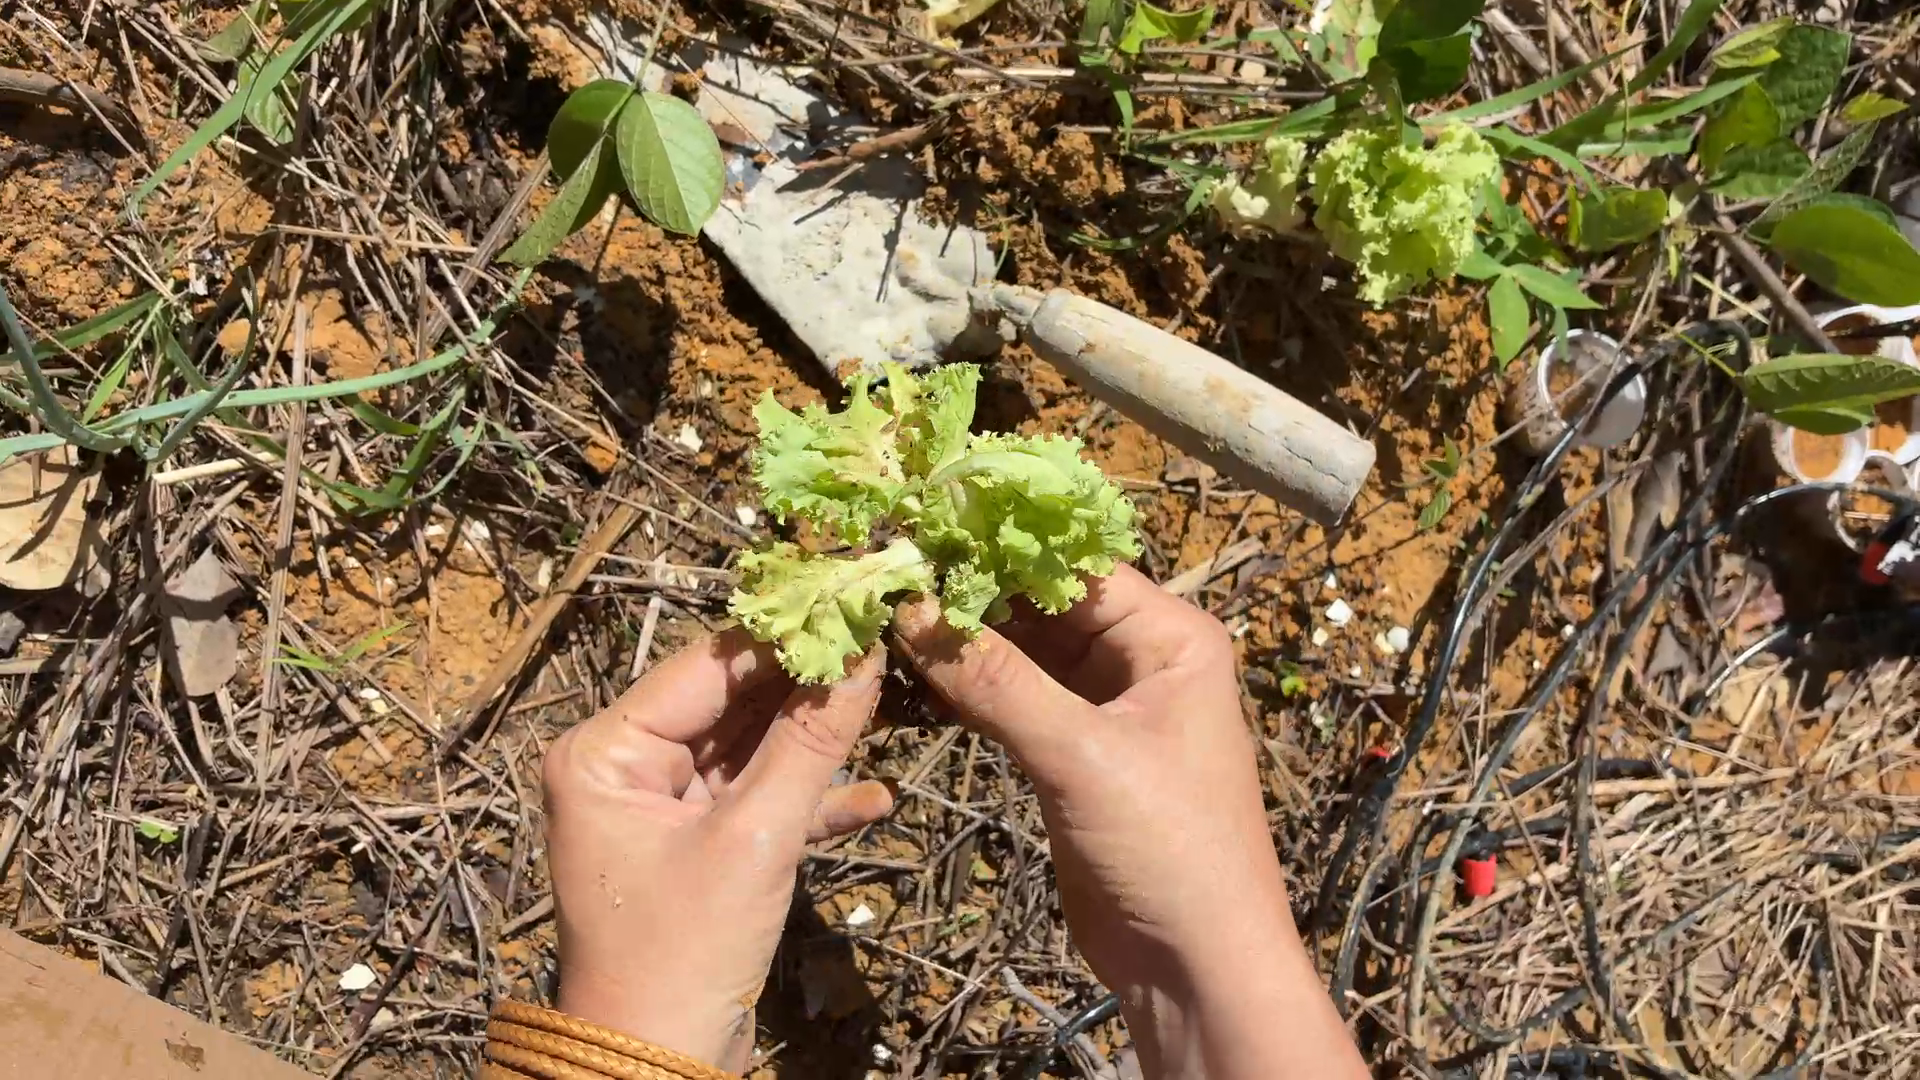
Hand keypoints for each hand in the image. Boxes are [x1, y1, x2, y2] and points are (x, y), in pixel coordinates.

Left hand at [541, 633, 892, 1070]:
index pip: (711, 666)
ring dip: (819, 737)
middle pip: (736, 700)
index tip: (853, 606)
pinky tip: (876, 798)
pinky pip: (763, 796)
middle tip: (879, 648)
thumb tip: (866, 656)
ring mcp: (669, 801)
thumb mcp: (757, 836)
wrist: (658, 1074)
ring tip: (887, 704)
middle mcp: (632, 763)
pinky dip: (813, 798)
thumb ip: (813, 741)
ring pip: (756, 744)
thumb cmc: (685, 951)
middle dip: (808, 686)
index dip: (786, 637)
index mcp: (609, 750)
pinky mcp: (705, 837)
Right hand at [891, 566, 1365, 1079]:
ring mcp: (1101, 701)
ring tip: (894, 613)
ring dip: (966, 641)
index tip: (929, 530)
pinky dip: (969, 687)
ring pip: (1023, 652)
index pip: (1076, 567)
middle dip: (976, 593)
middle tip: (897, 572)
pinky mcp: (1070, 743)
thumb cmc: (1169, 848)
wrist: (1194, 970)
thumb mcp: (1082, 755)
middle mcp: (1137, 656)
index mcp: (1168, 636)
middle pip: (1044, 605)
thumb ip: (997, 682)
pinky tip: (916, 672)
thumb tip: (915, 611)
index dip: (1004, 546)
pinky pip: (1013, 697)